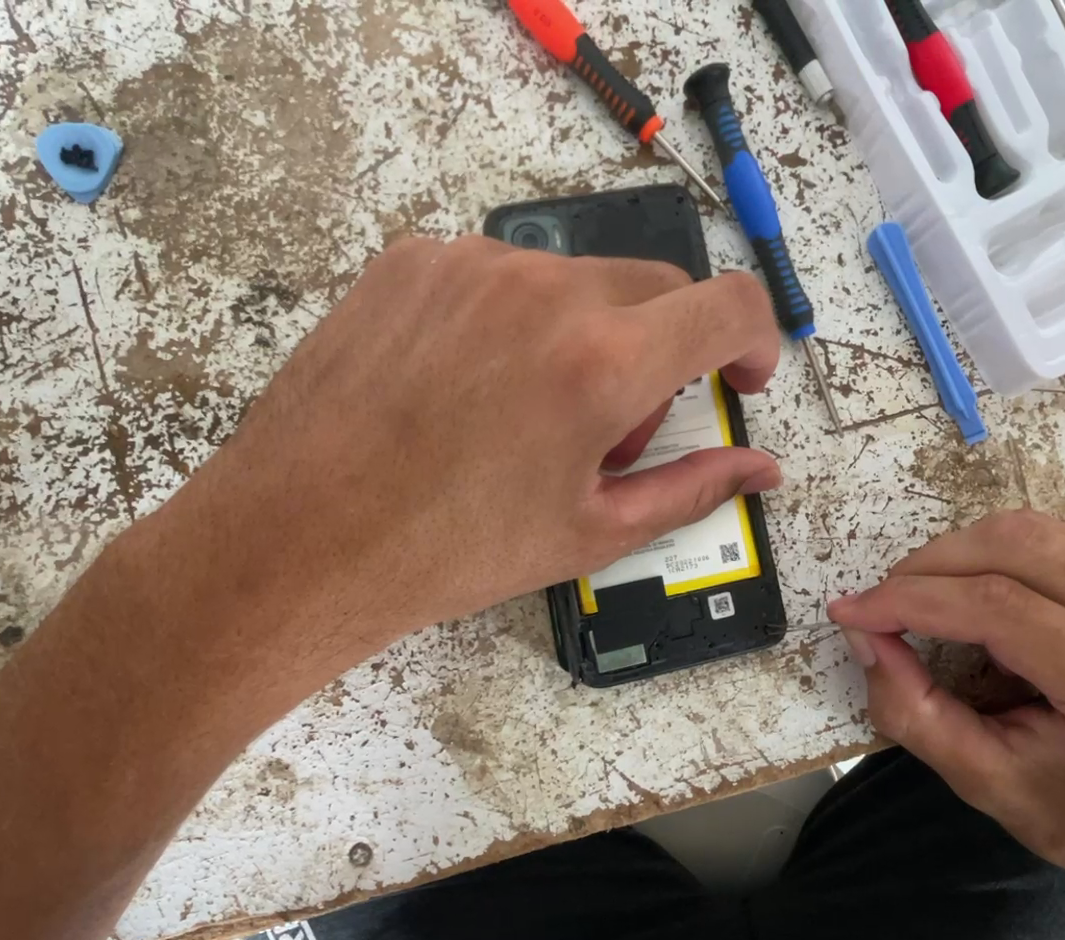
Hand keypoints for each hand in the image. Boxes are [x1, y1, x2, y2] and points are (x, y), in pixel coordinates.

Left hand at [116, 235, 780, 723]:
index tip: (739, 379)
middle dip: (665, 352)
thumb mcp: (591, 532)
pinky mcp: (412, 261)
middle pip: (657, 289)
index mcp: (601, 362)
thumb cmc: (453, 552)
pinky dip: (519, 321)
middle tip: (617, 428)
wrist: (301, 538)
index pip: (729, 305)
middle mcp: (544, 289)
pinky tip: (472, 388)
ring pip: (578, 281)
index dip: (755, 340)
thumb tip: (763, 467)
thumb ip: (694, 489)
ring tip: (530, 416)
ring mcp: (470, 263)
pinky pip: (503, 275)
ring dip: (589, 337)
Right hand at [827, 510, 1064, 905]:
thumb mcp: (981, 782)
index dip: (913, 599)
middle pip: (1023, 549)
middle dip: (931, 565)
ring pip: (1039, 534)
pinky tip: (972, 596)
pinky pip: (1061, 543)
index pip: (1003, 609)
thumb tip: (862, 631)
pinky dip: (997, 558)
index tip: (850, 611)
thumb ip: (911, 709)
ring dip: (960, 554)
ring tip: (919, 598)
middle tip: (881, 602)